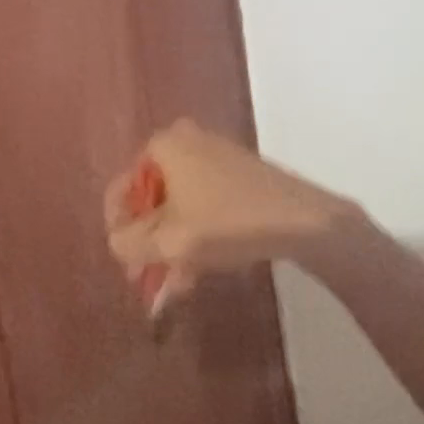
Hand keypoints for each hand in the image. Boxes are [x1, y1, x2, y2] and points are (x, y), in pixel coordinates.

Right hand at [104, 119, 358, 312]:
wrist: (306, 221)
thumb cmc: (229, 223)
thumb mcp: (170, 242)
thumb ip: (129, 244)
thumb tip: (117, 243)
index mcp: (162, 145)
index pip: (121, 190)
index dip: (119, 231)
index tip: (129, 266)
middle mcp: (184, 140)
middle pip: (151, 198)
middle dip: (149, 242)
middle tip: (150, 279)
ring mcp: (213, 154)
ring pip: (178, 205)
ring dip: (173, 243)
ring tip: (178, 283)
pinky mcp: (237, 172)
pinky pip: (202, 202)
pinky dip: (196, 232)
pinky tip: (200, 267)